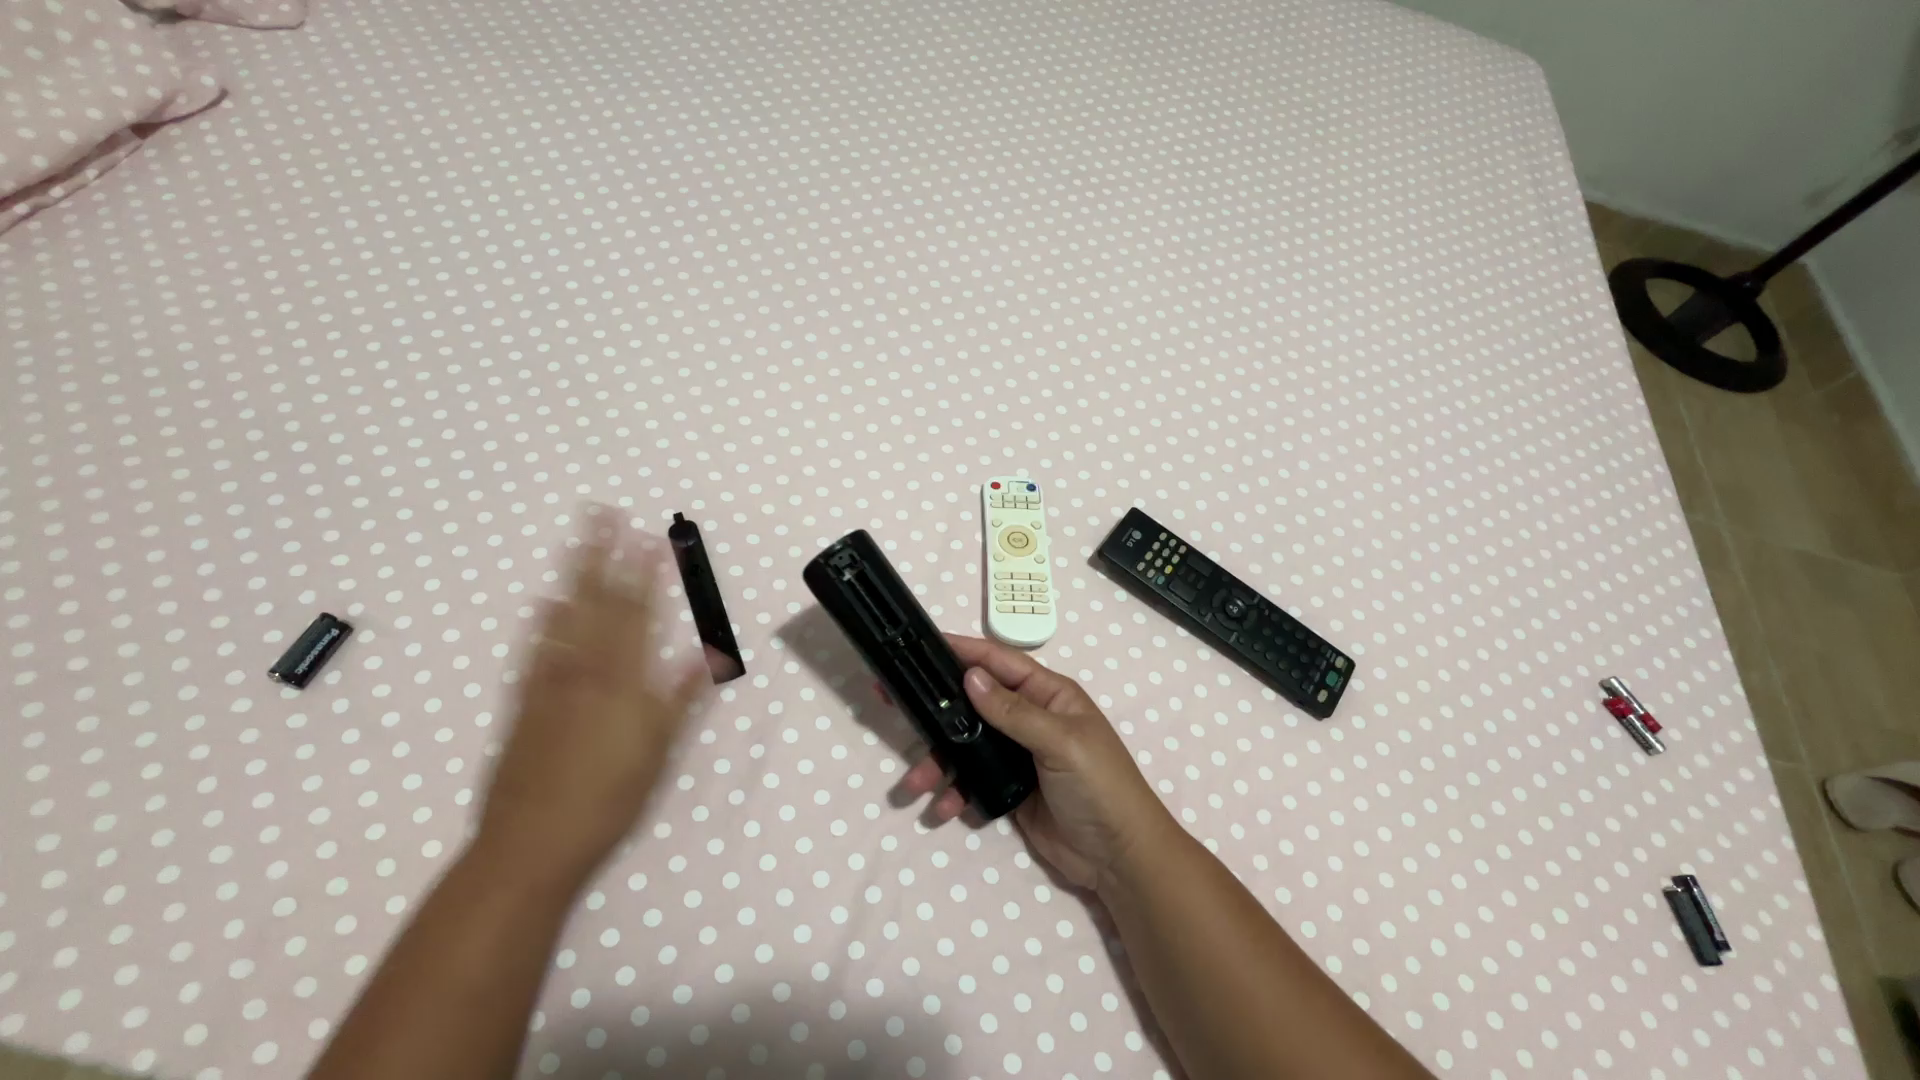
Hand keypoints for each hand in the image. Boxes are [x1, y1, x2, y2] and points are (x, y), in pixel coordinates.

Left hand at [473, 508, 709, 889]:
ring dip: (573, 576)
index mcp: (622, 680)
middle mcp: (583, 670)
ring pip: (563, 617)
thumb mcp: (659, 751)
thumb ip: (681, 697)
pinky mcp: (522, 704)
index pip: (637, 614)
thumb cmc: (609, 799)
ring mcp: (548, 684)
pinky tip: (545, 603)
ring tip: (579, 542)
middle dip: (603, 556)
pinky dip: (542, 620)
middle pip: (596, 603)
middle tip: (604, 515)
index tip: (650, 538)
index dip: (645, 574)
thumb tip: (705, 652)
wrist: (531, 842)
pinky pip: (534, 648)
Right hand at [899, 635, 1176, 892]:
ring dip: (938, 761)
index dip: (962, 651)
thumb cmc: (1101, 787)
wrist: (1118, 857)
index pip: (999, 662)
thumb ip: (1014, 712)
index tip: (923, 645)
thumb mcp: (1061, 742)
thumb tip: (971, 678)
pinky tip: (944, 807)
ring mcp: (1017, 755)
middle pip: (973, 703)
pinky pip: (971, 781)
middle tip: (892, 702)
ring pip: (965, 746)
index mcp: (1049, 695)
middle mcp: (1029, 719)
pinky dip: (954, 792)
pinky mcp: (1008, 789)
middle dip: (935, 708)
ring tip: (915, 783)